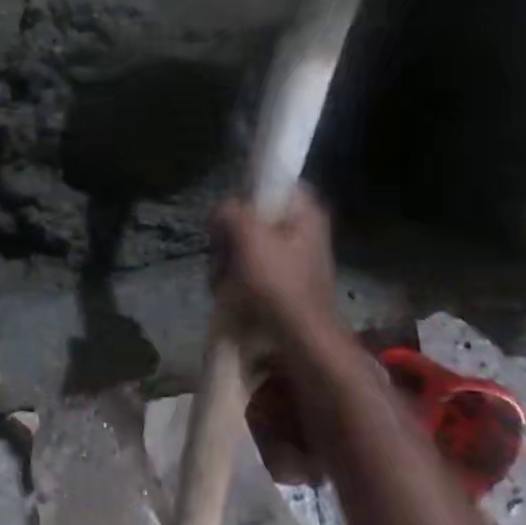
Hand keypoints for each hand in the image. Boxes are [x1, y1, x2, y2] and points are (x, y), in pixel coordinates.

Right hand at [213, 184, 340, 349]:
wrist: (302, 341)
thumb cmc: (279, 285)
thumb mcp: (250, 239)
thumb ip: (232, 213)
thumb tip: (222, 210)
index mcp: (305, 213)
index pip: (276, 183)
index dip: (249, 192)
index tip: (228, 213)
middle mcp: (304, 231)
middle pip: (257, 217)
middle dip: (231, 236)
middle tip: (220, 254)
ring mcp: (296, 260)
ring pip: (250, 246)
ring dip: (229, 263)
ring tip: (221, 281)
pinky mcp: (286, 285)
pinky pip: (254, 271)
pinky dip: (238, 281)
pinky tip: (227, 296)